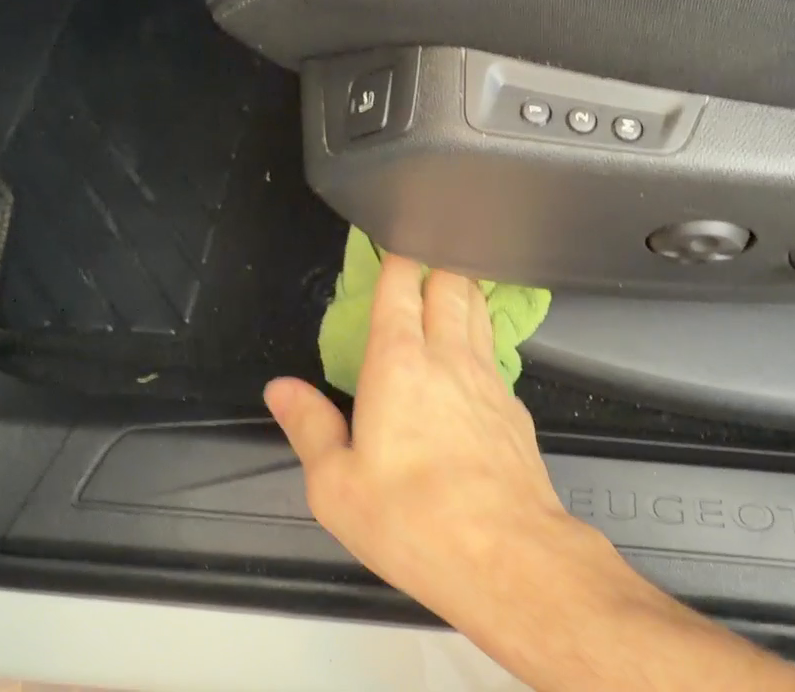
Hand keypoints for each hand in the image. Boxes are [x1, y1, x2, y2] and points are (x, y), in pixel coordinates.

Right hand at [264, 255, 580, 620]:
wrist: (507, 555)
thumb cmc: (415, 522)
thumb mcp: (336, 486)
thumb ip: (309, 428)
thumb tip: (281, 390)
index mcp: (399, 366)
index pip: (401, 289)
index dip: (397, 257)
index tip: (393, 240)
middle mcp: (448, 359)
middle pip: (450, 284)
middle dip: (438, 259)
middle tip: (426, 250)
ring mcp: (488, 379)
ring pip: (479, 310)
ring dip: (464, 288)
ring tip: (452, 280)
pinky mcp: (513, 406)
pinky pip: (495, 351)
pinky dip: (483, 332)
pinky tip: (474, 349)